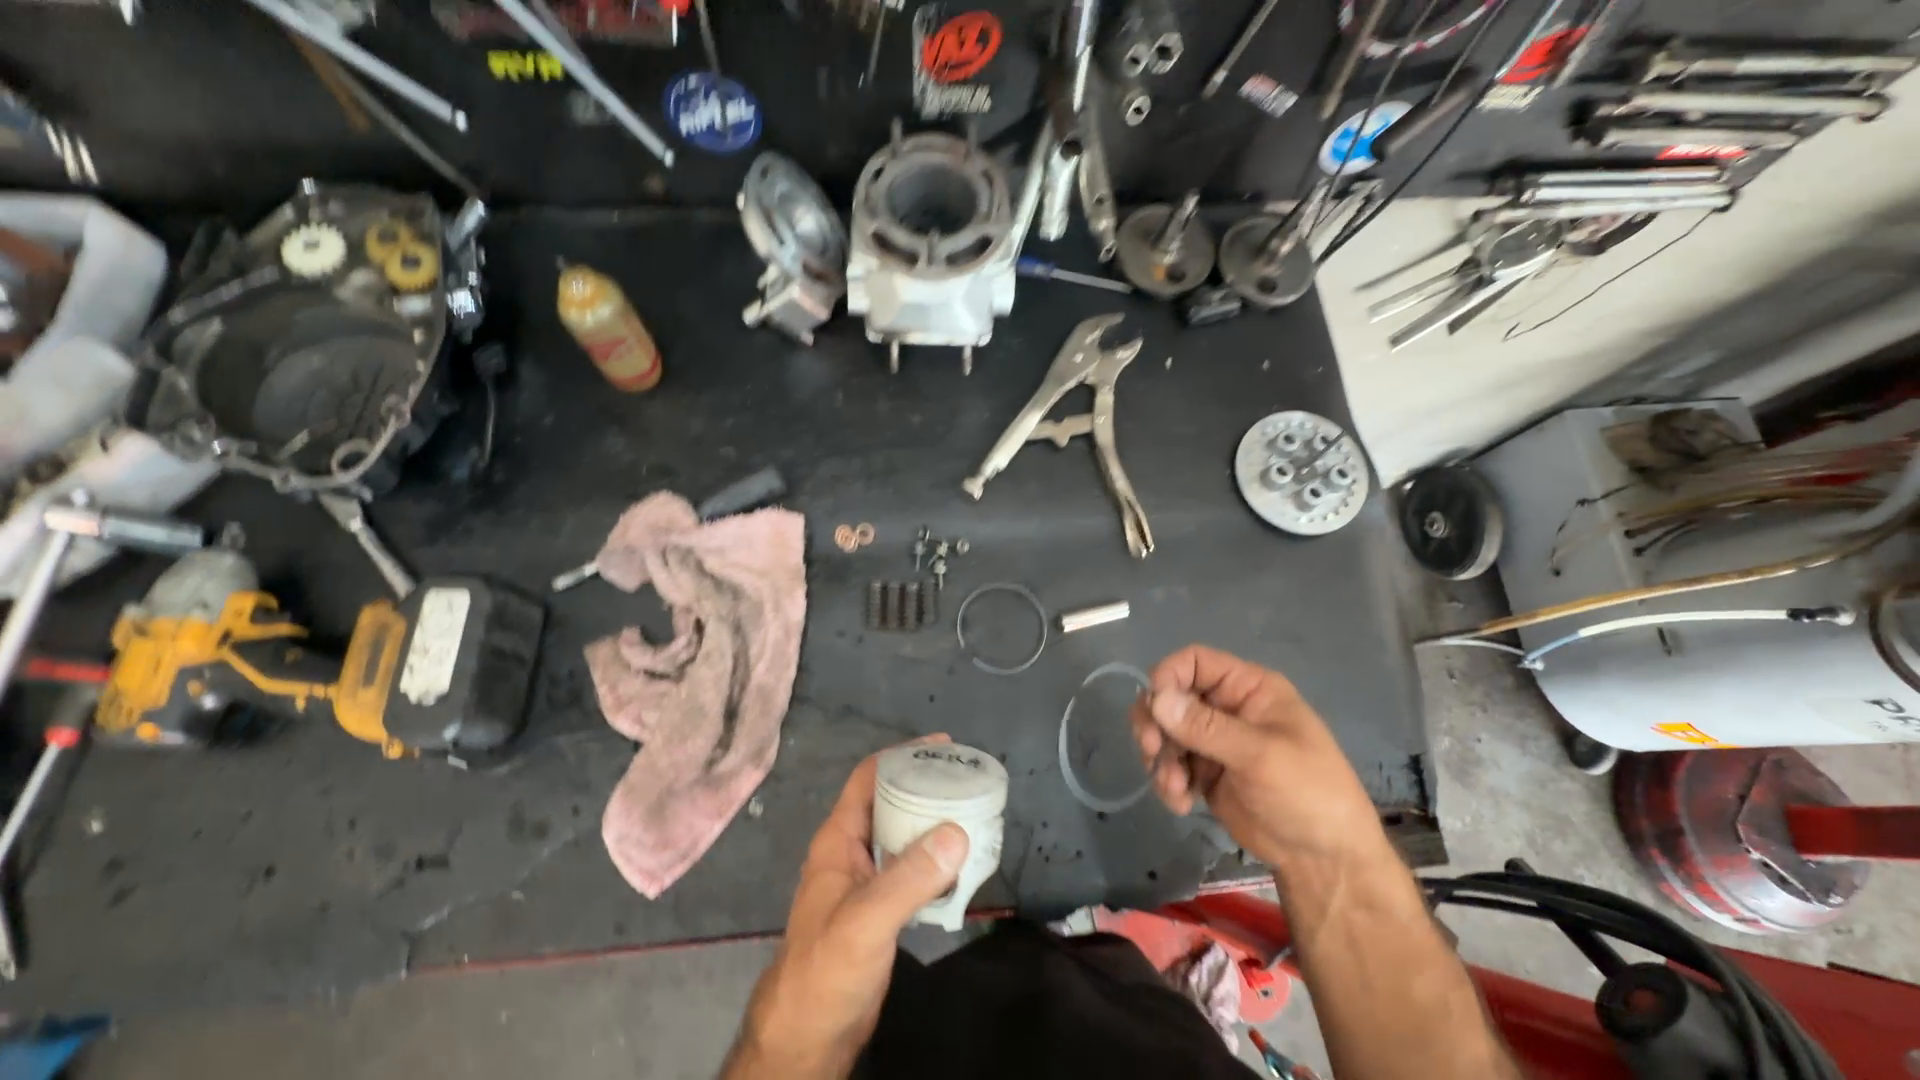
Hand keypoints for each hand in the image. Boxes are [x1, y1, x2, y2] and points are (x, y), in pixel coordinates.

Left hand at [725, 737, 969, 1079]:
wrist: (810, 1031)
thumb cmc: (826, 967)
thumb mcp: (866, 919)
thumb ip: (908, 877)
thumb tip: (957, 831)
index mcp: (838, 841)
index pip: (868, 778)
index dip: (902, 755)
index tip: (944, 746)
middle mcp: (851, 853)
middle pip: (890, 803)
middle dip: (926, 786)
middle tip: (969, 781)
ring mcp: (866, 882)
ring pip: (903, 837)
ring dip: (934, 824)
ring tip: (975, 815)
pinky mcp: (881, 910)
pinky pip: (912, 871)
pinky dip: (936, 862)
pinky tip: (963, 867)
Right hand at [1130, 645, 1392, 881]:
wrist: (1324, 857)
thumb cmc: (1307, 792)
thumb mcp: (1260, 756)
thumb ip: (1206, 727)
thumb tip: (1156, 699)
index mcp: (1249, 688)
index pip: (1194, 662)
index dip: (1167, 678)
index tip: (1155, 710)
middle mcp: (1227, 708)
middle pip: (1171, 697)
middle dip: (1155, 723)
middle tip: (1151, 751)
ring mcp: (1215, 742)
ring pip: (1165, 733)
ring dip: (1160, 759)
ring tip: (1175, 789)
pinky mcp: (1206, 774)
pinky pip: (1171, 765)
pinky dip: (1168, 782)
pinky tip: (1182, 804)